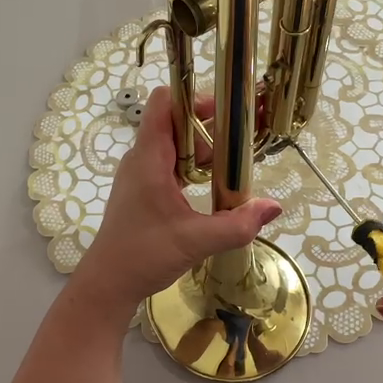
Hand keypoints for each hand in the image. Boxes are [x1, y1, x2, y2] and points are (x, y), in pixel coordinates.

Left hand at [71, 86, 281, 309]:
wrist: (108, 283)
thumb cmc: (143, 255)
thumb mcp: (196, 241)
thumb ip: (237, 225)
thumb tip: (273, 207)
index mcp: (149, 158)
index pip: (165, 103)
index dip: (195, 98)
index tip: (226, 113)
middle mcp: (142, 159)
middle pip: (176, 122)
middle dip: (210, 127)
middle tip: (241, 143)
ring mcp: (140, 174)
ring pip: (175, 146)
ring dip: (204, 151)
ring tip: (233, 167)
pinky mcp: (143, 190)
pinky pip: (171, 165)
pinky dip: (193, 168)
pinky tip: (213, 187)